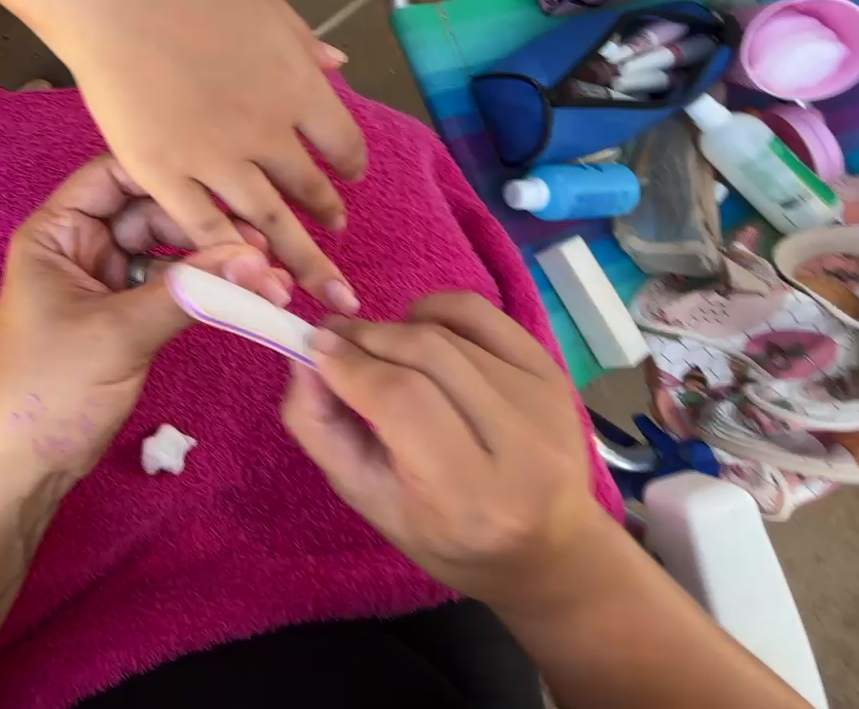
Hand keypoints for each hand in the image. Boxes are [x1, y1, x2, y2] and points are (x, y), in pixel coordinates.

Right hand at [0, 0, 367, 314]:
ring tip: (305, 280)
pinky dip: (229, 254)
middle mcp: (267, 130)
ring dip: (293, 254)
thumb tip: (339, 64)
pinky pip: (203, 226)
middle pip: (309, 190)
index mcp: (297, 82)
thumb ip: (301, 42)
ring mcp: (213, 156)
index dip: (347, 167)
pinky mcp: (159, 171)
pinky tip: (245, 272)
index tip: (346, 178)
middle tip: (334, 238)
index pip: (342, 142)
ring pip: (266, 222)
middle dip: (326, 220)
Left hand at [0, 156, 293, 477]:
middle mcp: (80, 245)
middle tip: (263, 242)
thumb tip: (257, 259)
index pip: (114, 175)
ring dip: (211, 259)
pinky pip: (170, 286)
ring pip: (165, 250)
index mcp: (56, 231)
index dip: (166, 173)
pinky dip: (203, 289)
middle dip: (203, 226)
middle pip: (148, 213)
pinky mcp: (125, 313)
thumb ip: (187, 292)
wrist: (24, 468)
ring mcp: (105, 280)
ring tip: (266, 271)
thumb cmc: (49, 388)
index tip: (225, 180)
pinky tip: (245, 291)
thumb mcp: (117, 332)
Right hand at [280, 293, 616, 614]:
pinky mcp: (553, 373)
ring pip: (445, 332)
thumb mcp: (364, 495)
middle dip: (364, 339)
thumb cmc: (443, 533)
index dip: (350, 365)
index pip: (403, 401)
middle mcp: (522, 449)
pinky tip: (419, 334)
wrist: (546, 549)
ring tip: (374, 350)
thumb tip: (305, 355)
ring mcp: (544, 404)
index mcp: (471, 498)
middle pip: (426, 355)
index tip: (312, 348)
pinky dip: (432, 310)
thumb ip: (319, 427)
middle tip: (333, 342)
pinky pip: (476, 313)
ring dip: (391, 329)